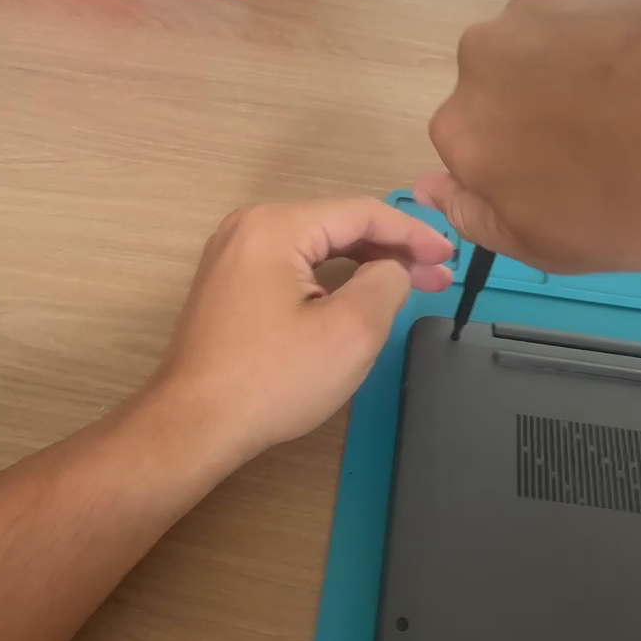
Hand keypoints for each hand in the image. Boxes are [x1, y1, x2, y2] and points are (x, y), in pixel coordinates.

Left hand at [145, 199, 453, 460]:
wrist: (191, 427)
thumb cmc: (271, 380)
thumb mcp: (350, 331)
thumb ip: (387, 282)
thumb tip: (393, 267)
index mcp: (276, 225)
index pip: (361, 213)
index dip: (413, 232)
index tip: (449, 256)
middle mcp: (251, 226)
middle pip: (338, 225)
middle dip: (391, 249)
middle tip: (437, 277)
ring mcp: (235, 252)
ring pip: (317, 246)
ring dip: (365, 263)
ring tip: (408, 285)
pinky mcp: (232, 281)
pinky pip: (295, 265)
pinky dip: (333, 277)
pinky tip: (360, 294)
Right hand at [418, 0, 640, 272]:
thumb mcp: (549, 245)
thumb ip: (474, 215)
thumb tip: (431, 187)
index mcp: (461, 129)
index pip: (469, 152)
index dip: (520, 170)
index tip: (568, 183)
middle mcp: (481, 59)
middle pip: (497, 92)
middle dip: (535, 116)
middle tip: (605, 146)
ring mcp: (539, 10)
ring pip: (538, 51)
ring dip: (569, 74)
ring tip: (640, 106)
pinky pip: (583, 21)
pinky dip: (608, 43)